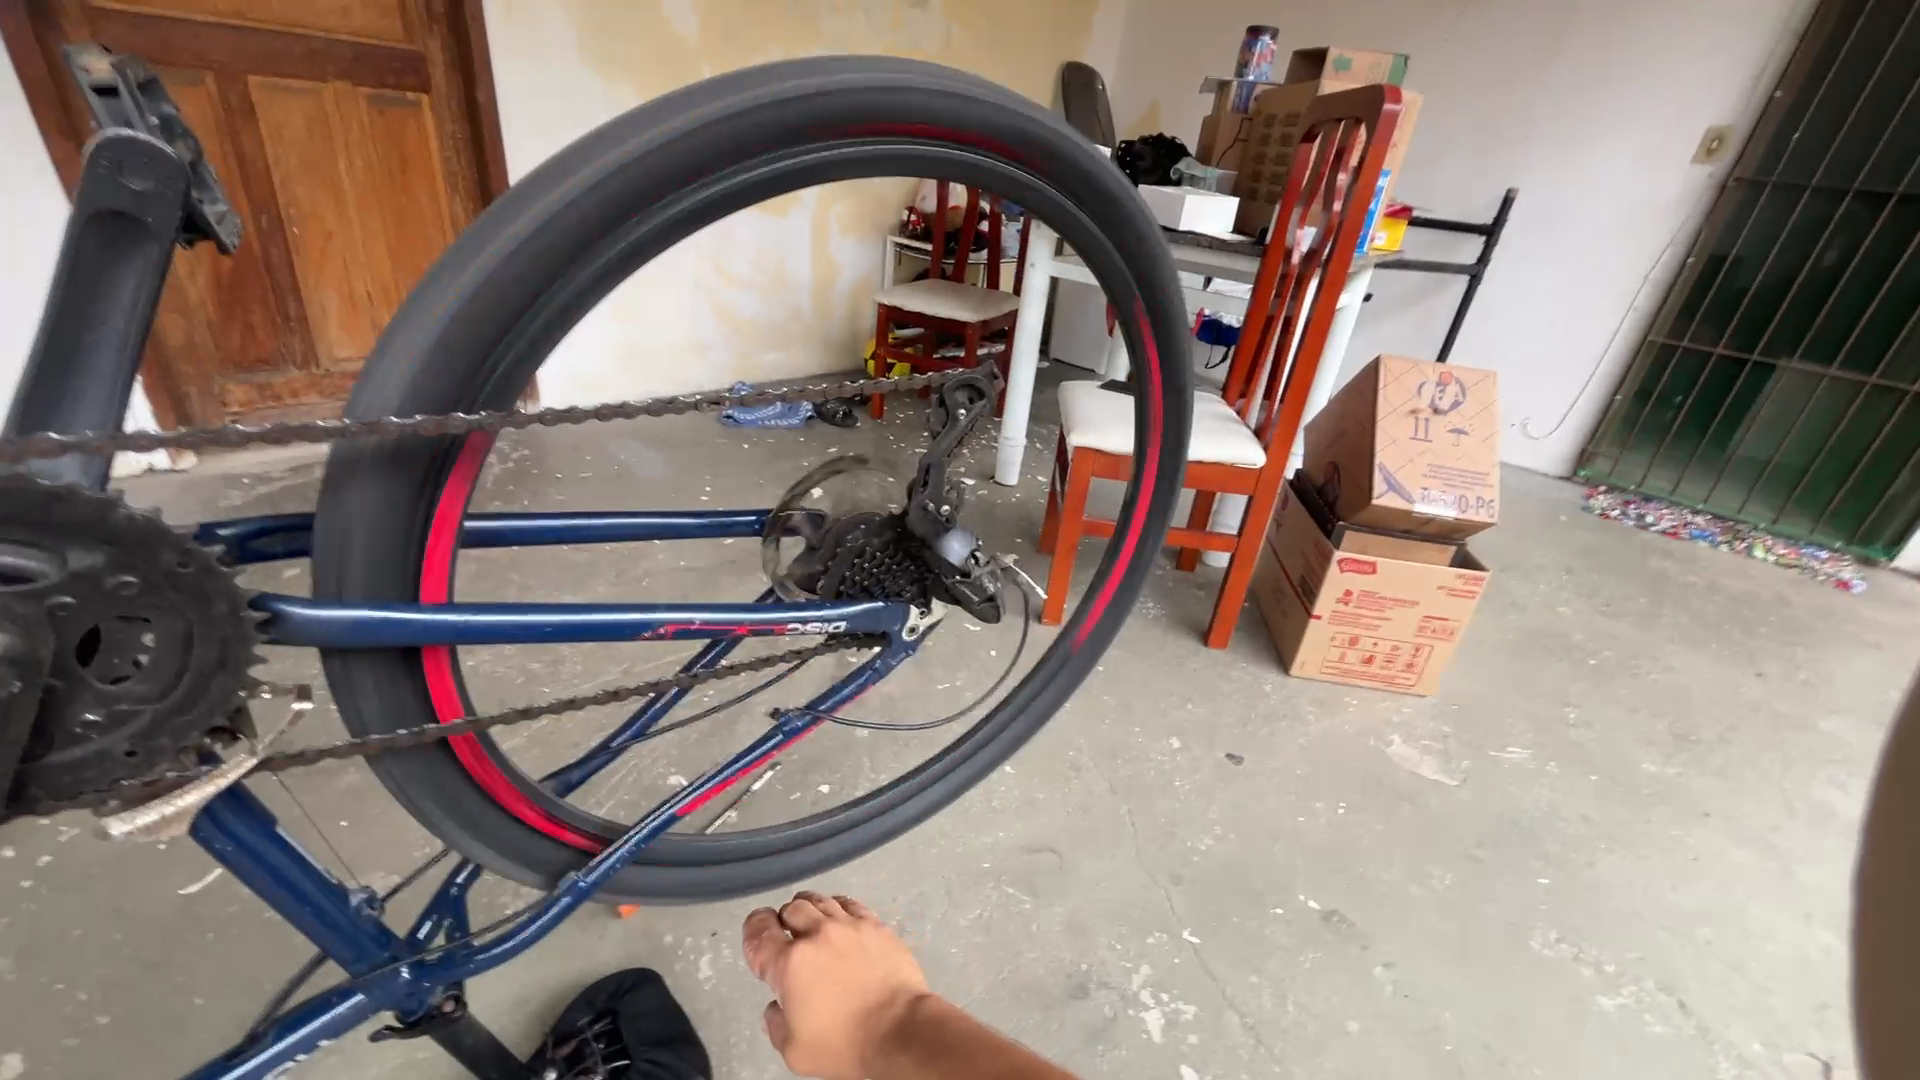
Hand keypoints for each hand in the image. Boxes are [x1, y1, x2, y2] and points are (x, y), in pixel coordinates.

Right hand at [742, 891, 931, 1078]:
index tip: (756, 931)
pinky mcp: (874, 924)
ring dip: (809, 908)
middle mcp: (817, 935)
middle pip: (791, 909)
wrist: (899, 1030)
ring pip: (819, 900)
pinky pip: (849, 903)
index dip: (753, 928)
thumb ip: (776, 1025)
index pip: (760, 933)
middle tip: (785, 932)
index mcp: (790, 964)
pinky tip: (839, 915)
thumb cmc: (846, 1044)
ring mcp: (848, 925)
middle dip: (783, 919)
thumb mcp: (795, 1051)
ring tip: (809, 918)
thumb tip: (776, 1008)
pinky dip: (837, 906)